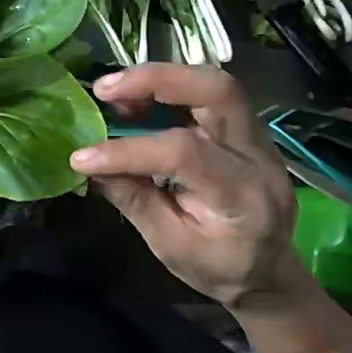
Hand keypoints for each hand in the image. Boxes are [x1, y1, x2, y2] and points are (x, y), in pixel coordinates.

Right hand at [70, 64, 309, 310]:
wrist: (269, 274)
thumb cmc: (218, 268)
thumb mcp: (170, 246)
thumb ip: (134, 200)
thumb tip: (92, 166)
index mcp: (240, 195)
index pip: (184, 154)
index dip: (129, 151)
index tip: (83, 157)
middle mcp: (258, 156)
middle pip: (218, 92)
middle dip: (158, 80)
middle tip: (106, 89)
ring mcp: (261, 139)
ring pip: (218, 84)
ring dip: (164, 78)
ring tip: (119, 91)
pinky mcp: (252, 132)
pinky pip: (216, 95)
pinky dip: (176, 88)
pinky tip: (144, 97)